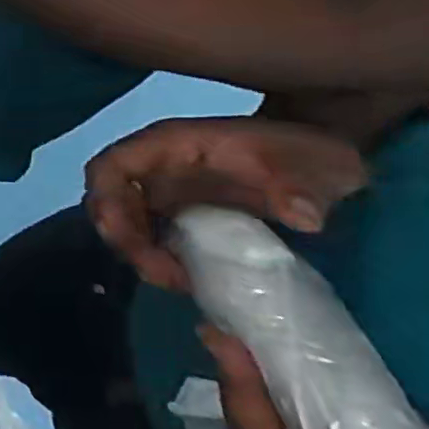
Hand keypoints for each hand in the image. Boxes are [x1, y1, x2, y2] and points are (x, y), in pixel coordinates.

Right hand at [84, 117, 370, 292]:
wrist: (323, 160)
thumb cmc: (303, 153)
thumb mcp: (308, 163)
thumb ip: (299, 186)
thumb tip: (304, 220)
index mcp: (167, 146)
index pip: (110, 168)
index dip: (105, 201)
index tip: (125, 239)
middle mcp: (155, 169)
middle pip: (110, 201)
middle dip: (125, 239)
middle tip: (162, 274)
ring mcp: (166, 194)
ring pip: (128, 223)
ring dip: (141, 254)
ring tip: (180, 282)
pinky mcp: (182, 217)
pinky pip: (153, 238)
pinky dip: (161, 260)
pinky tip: (190, 279)